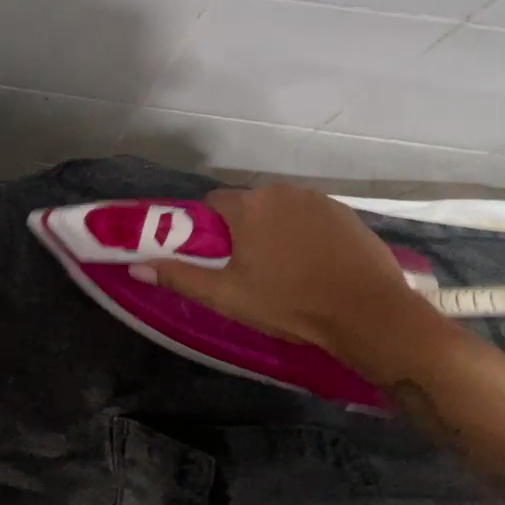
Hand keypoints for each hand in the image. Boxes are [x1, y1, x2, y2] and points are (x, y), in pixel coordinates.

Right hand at [136, 185, 434, 369]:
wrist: (368, 313)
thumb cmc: (290, 304)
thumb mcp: (228, 297)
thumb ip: (180, 276)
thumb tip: (136, 265)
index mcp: (247, 206)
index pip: (212, 204)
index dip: (210, 231)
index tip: (219, 259)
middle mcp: (279, 191)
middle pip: (247, 205)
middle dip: (244, 230)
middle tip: (252, 270)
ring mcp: (316, 198)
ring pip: (280, 210)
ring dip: (276, 229)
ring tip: (287, 270)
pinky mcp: (344, 211)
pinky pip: (311, 216)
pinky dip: (306, 233)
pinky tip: (317, 264)